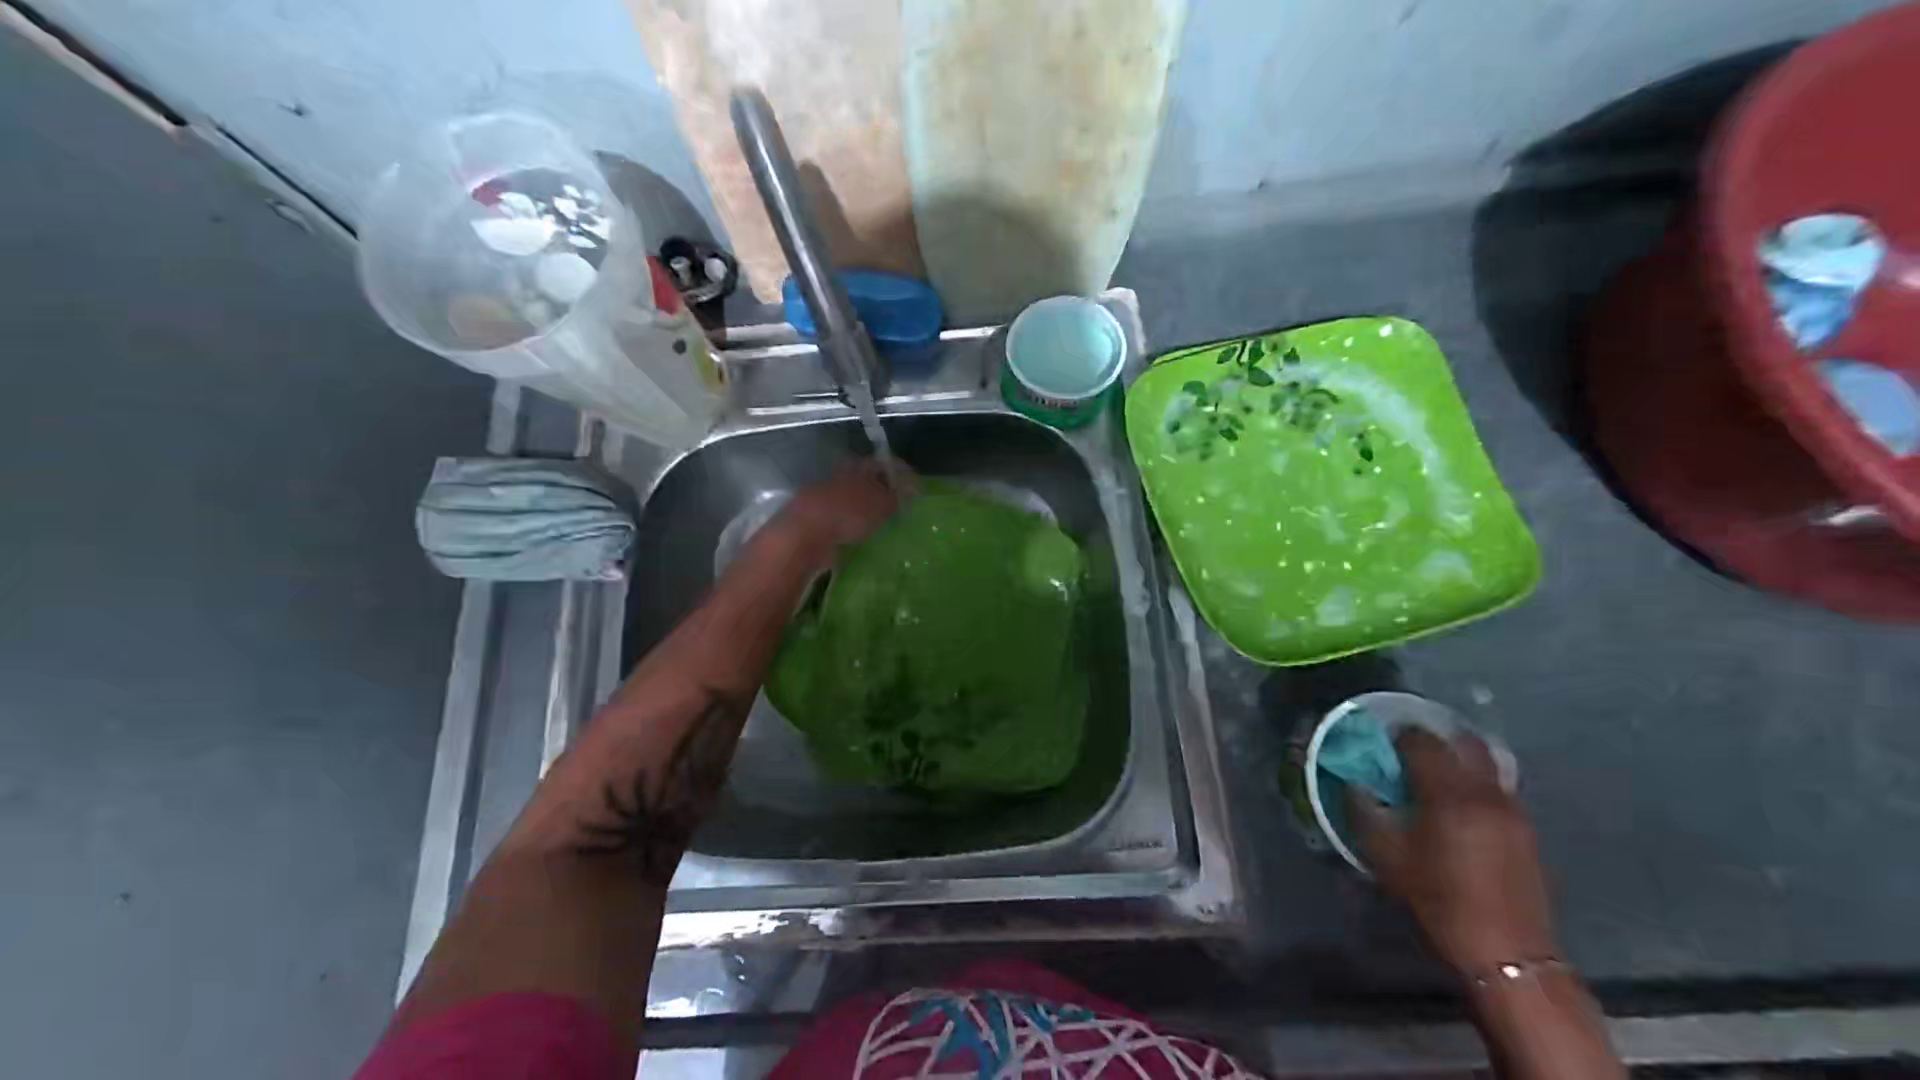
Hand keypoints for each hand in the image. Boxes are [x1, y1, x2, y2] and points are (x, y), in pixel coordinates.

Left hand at [778, 460, 910, 553]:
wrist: (803, 535)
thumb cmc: (846, 513)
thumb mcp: (880, 504)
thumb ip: (897, 496)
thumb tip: (911, 489)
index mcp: (855, 467)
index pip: (882, 463)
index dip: (900, 473)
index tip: (914, 488)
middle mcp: (839, 477)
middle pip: (866, 480)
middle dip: (884, 491)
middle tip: (901, 506)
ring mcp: (825, 498)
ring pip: (853, 499)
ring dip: (869, 509)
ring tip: (886, 524)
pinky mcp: (816, 519)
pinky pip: (843, 518)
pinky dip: (855, 524)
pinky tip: (863, 536)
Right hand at [1349, 729, 1558, 974]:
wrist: (1508, 951)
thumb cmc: (1439, 899)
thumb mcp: (1387, 858)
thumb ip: (1365, 813)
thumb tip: (1353, 785)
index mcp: (1449, 794)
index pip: (1423, 743)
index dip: (1400, 734)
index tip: (1382, 737)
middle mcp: (1485, 792)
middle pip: (1465, 742)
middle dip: (1436, 738)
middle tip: (1410, 747)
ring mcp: (1512, 810)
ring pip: (1487, 762)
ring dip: (1460, 757)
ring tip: (1435, 770)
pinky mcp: (1526, 829)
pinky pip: (1498, 786)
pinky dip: (1477, 780)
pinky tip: (1460, 800)